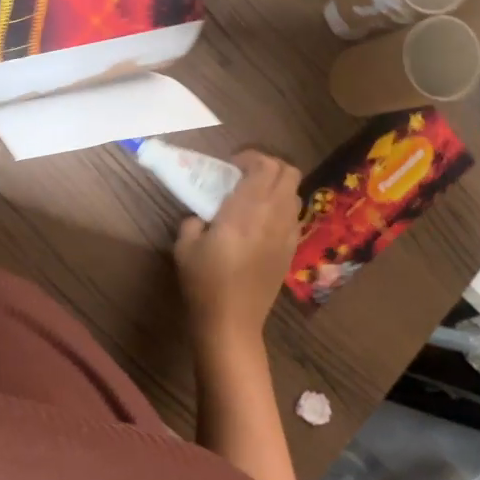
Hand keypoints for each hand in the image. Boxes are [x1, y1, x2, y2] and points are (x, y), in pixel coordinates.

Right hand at [174, 151, 302, 344]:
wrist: (231, 322)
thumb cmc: (204, 283)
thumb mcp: (184, 247)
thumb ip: (193, 221)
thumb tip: (202, 215)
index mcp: (246, 211)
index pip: (264, 166)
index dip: (250, 157)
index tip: (230, 166)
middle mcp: (273, 216)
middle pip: (289, 172)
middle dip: (268, 166)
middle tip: (244, 175)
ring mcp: (286, 234)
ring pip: (294, 194)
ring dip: (277, 187)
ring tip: (253, 199)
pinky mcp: (290, 251)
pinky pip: (293, 217)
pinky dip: (280, 209)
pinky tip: (260, 224)